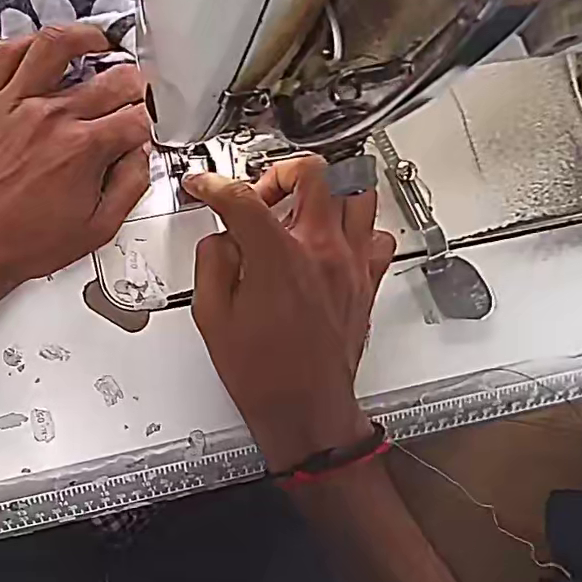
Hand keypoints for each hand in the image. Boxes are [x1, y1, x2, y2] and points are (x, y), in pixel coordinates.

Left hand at [0, 24, 152, 325]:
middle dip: (135, 84)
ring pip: (57, 44)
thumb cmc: (22, 244)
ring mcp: (15, 105)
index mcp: (83, 151)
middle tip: (134, 93)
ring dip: (87, 37)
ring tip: (99, 43)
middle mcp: (51, 119)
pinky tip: (42, 50)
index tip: (144, 126)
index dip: (150, 120)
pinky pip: (4, 53)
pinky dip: (27, 42)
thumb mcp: (96, 230)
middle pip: (111, 78)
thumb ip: (129, 187)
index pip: (136, 116)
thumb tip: (140, 156)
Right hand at [184, 155, 395, 471]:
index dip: (215, 184)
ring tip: (297, 209)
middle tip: (260, 195)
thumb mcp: (212, 316)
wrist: (304, 408)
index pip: (242, 197)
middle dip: (277, 173)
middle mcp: (321, 253)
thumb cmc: (264, 373)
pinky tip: (330, 240)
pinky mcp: (366, 281)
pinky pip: (376, 233)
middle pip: (312, 172)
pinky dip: (353, 226)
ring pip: (356, 191)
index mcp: (277, 259)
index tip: (206, 187)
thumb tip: (221, 238)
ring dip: (323, 190)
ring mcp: (350, 265)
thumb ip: (212, 262)